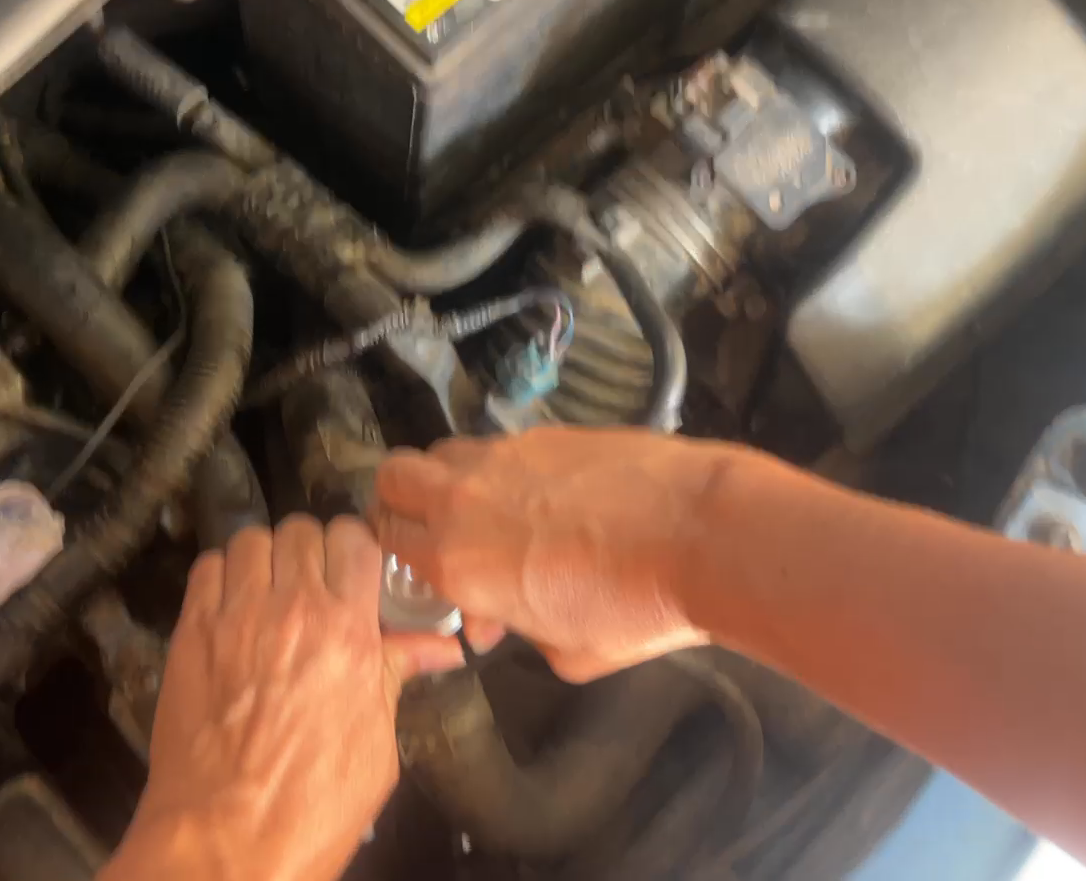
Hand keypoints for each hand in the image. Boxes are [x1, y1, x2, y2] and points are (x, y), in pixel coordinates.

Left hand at [104, 518, 410, 880]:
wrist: (226, 843)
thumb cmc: (313, 804)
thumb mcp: (376, 743)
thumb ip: (398, 674)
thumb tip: (445, 646)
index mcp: (347, 631)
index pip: (354, 538)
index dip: (355, 544)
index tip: (352, 564)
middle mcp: (293, 608)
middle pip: (302, 528)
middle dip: (311, 548)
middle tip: (311, 580)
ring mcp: (237, 615)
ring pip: (252, 537)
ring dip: (265, 556)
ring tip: (268, 587)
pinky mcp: (192, 629)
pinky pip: (208, 565)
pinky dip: (222, 572)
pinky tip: (230, 601)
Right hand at [374, 427, 728, 682]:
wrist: (701, 532)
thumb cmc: (634, 608)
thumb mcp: (568, 652)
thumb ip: (515, 631)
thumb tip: (497, 615)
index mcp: (454, 561)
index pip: (384, 538)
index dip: (394, 551)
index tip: (418, 564)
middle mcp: (459, 500)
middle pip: (390, 477)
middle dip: (399, 500)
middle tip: (430, 523)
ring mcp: (497, 457)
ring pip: (440, 452)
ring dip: (447, 478)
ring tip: (488, 503)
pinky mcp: (536, 432)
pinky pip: (493, 446)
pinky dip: (498, 468)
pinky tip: (545, 490)